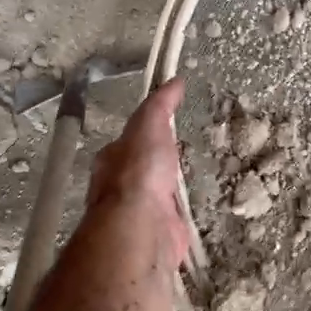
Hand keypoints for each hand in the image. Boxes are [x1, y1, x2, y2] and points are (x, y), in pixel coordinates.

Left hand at [86, 76, 190, 268]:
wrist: (141, 226)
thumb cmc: (139, 171)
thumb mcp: (149, 125)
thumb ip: (160, 104)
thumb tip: (175, 80)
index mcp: (112, 159)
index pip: (130, 140)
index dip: (148, 131)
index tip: (170, 124)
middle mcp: (121, 186)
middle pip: (144, 167)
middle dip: (162, 162)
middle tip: (185, 151)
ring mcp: (140, 210)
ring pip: (159, 192)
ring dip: (173, 188)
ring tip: (196, 177)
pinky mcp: (161, 230)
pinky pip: (175, 215)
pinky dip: (185, 211)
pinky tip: (198, 205)